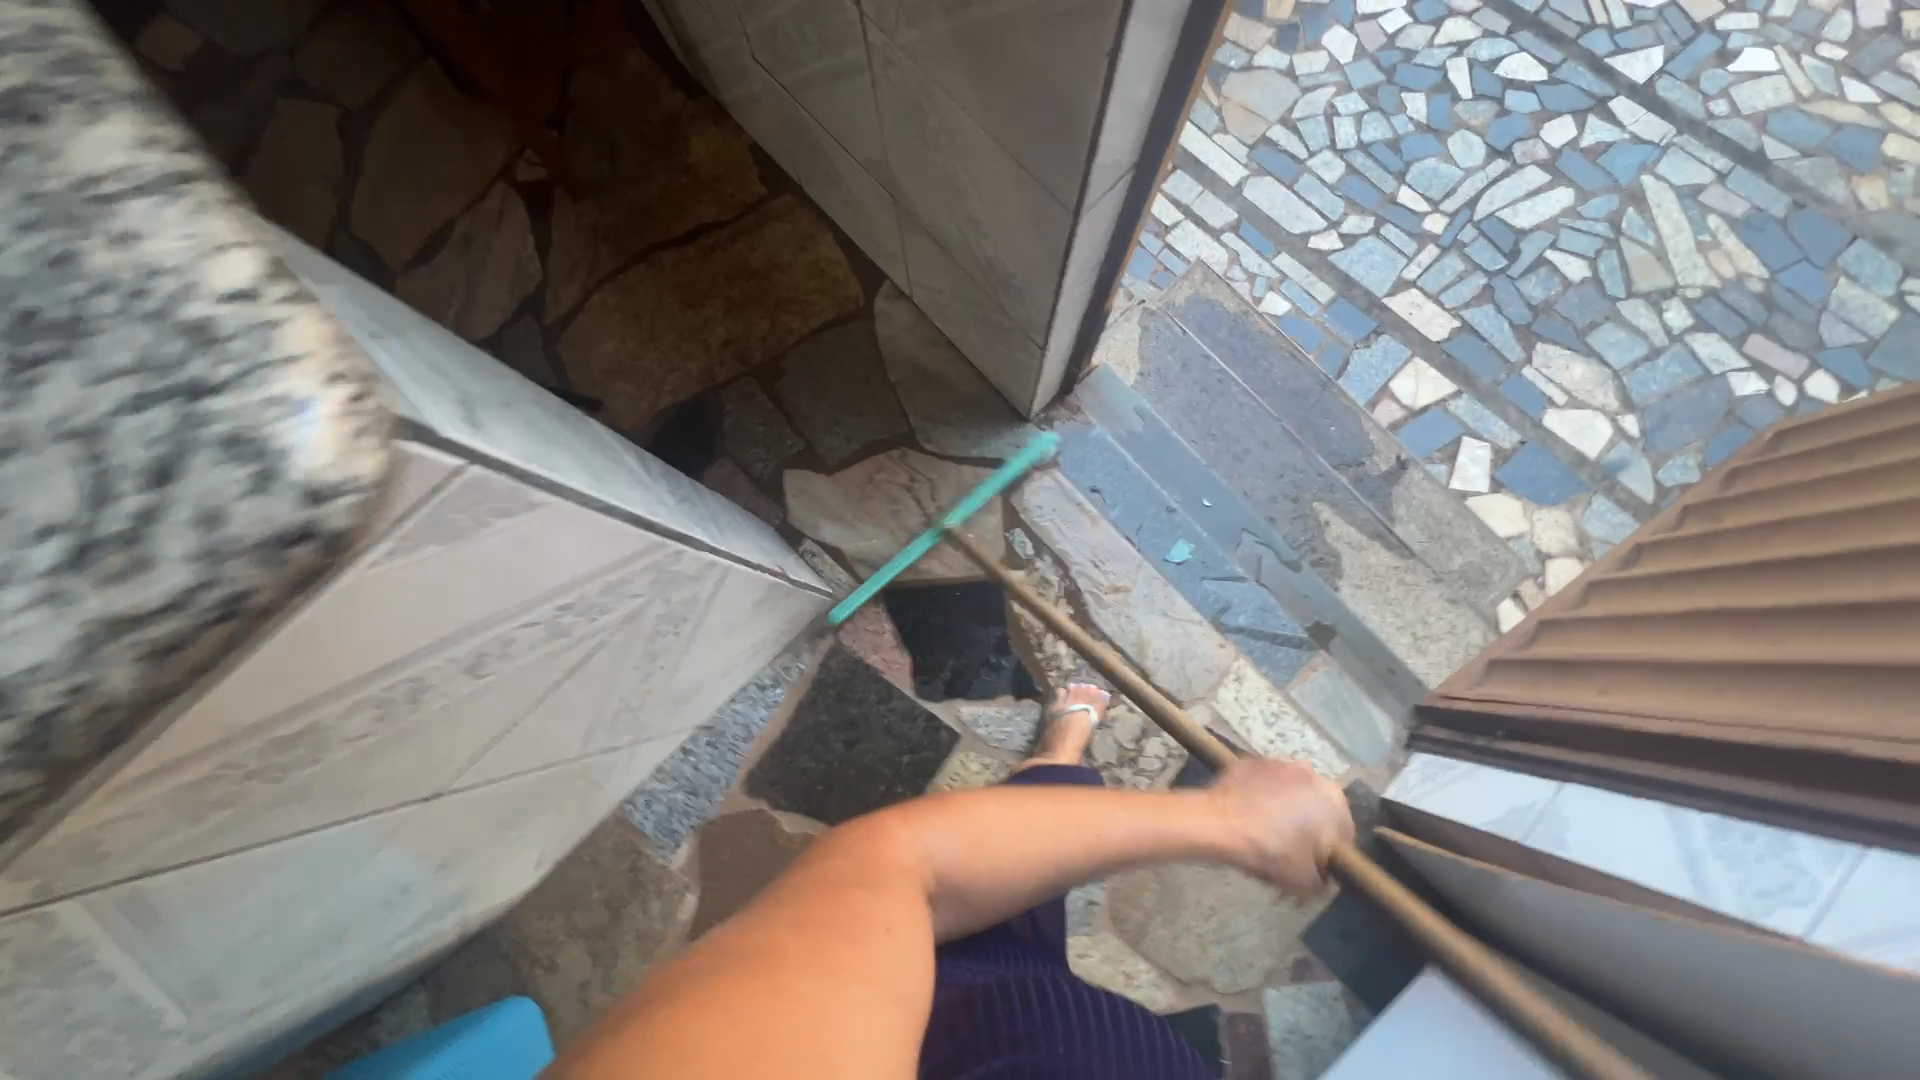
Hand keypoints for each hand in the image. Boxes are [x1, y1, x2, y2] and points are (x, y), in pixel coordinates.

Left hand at [1205, 758, 1353, 893]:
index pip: (1343, 832)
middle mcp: (1312, 773)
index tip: (1317, 867)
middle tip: (1290, 848)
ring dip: (1285, 807)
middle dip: (1308, 826)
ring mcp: (1279, 762)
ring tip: (1266, 829)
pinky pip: (1264, 781)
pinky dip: (1261, 794)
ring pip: (1291, 791)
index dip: (1332, 854)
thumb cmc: (1271, 851)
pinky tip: (1249, 812)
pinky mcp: (1251, 760)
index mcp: (1334, 800)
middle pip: (1317, 806)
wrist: (1220, 822)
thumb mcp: (1306, 882)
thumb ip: (1325, 882)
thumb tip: (1326, 880)